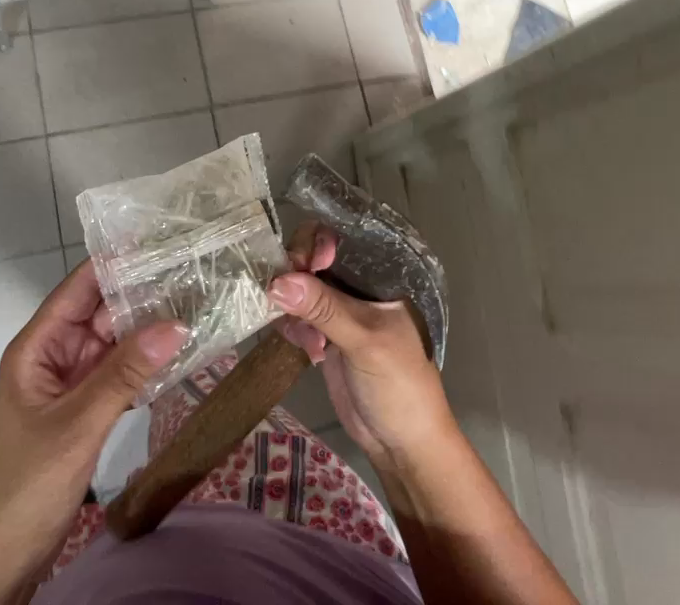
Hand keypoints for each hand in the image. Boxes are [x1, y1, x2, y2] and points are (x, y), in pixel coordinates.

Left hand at [0, 263, 188, 604]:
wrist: (0, 561)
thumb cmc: (25, 485)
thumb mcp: (77, 425)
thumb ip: (125, 374)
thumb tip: (176, 323)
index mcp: (35, 349)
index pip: (77, 290)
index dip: (113, 263)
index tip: (159, 240)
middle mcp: (52, 359)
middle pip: (99, 316)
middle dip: (141, 297)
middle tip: (196, 275)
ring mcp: (67, 388)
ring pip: (111, 348)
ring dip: (146, 333)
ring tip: (197, 306)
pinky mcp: (81, 415)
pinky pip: (116, 379)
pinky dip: (143, 369)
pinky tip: (179, 357)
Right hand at [267, 243, 456, 465]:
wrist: (401, 442)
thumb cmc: (400, 384)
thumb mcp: (365, 342)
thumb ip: (325, 309)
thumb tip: (278, 282)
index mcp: (379, 275)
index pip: (341, 237)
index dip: (316, 242)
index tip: (305, 264)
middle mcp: (357, 285)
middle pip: (311, 257)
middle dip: (296, 276)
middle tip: (289, 302)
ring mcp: (338, 310)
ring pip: (297, 287)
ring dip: (292, 308)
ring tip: (310, 341)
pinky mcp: (322, 333)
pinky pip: (294, 316)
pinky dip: (291, 327)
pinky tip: (307, 351)